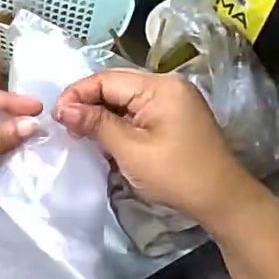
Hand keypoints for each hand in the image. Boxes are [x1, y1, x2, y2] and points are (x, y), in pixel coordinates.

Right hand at [53, 71, 251, 225]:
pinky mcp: (175, 116)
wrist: (222, 199)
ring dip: (102, 114)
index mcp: (160, 87)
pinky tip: (105, 137)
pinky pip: (139, 110)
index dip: (77, 94)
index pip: (107, 79)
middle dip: (88, 103)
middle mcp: (168, 85)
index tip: (56, 116)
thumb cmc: (177, 175)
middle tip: (65, 126)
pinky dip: (120, 122)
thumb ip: (96, 124)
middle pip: (116, 86)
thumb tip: (62, 109)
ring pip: (126, 99)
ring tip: (80, 133)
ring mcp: (174, 100)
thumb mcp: (131, 150)